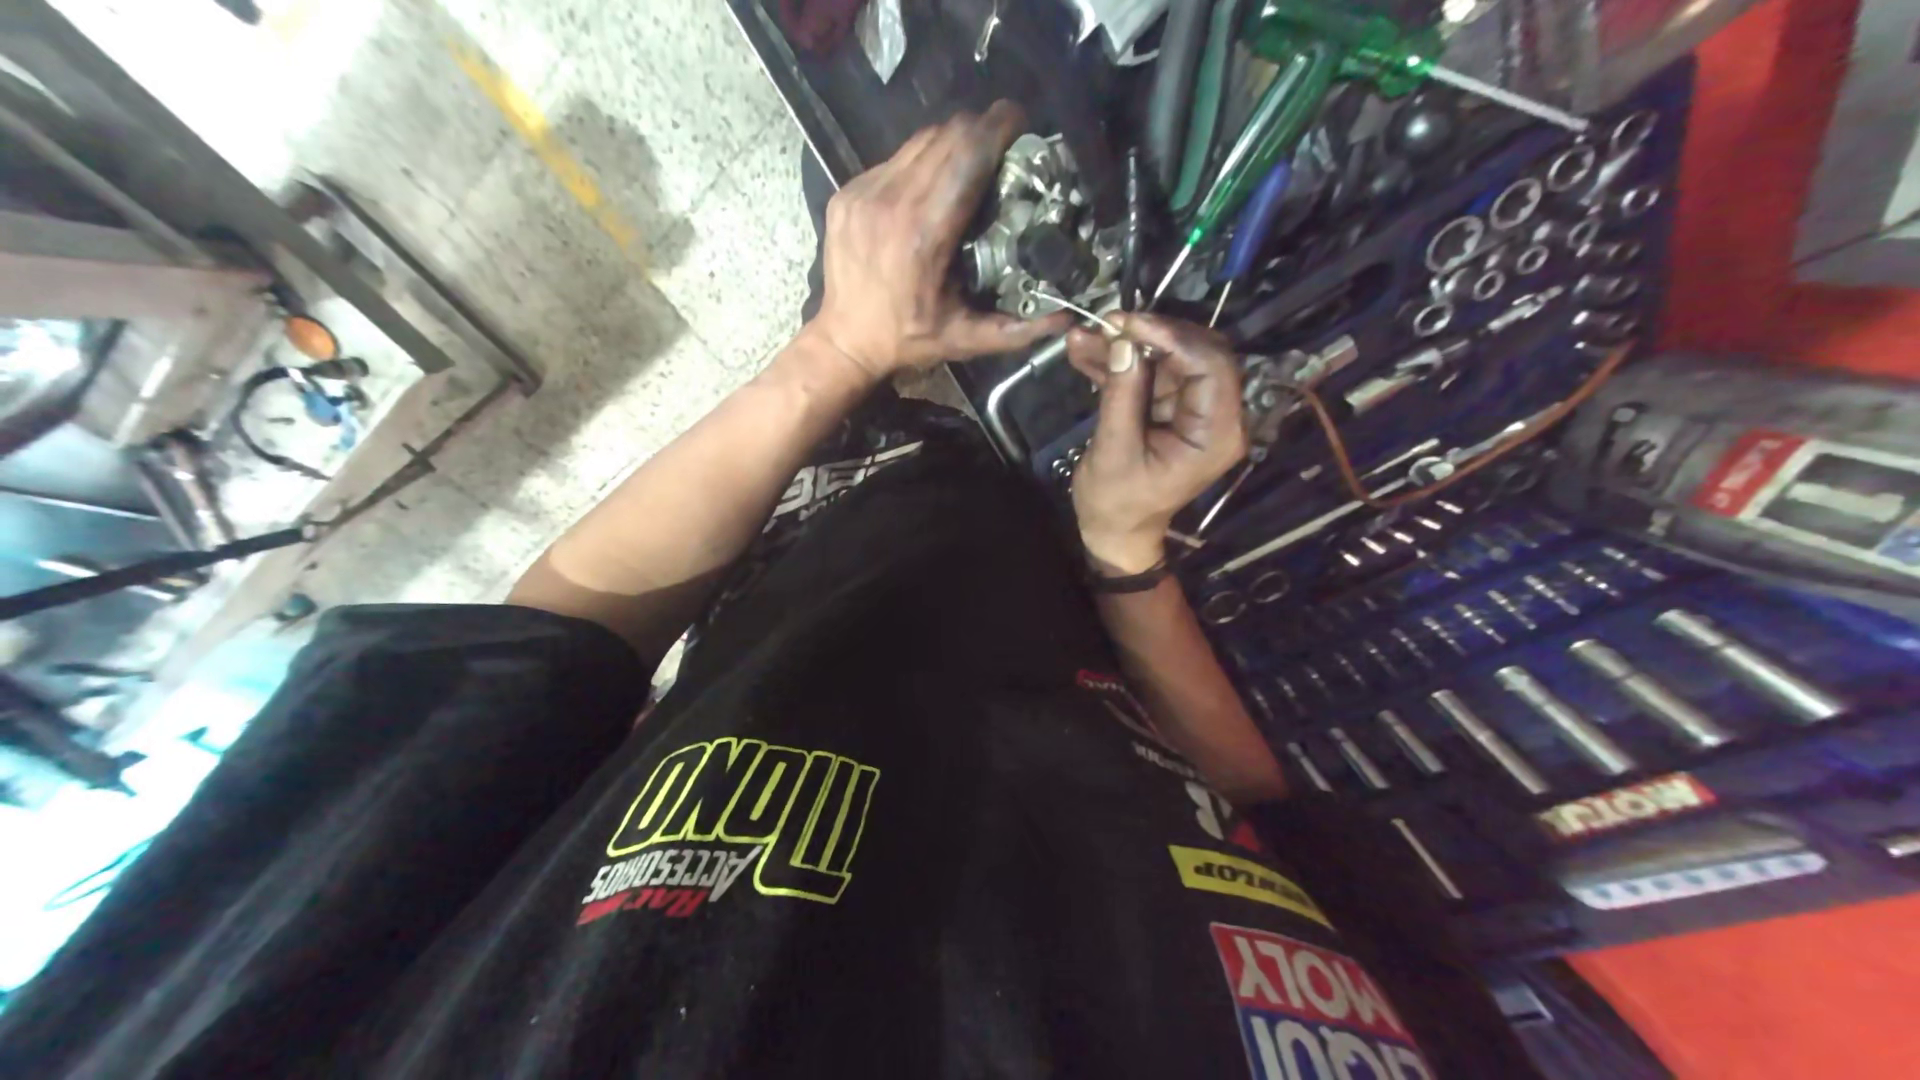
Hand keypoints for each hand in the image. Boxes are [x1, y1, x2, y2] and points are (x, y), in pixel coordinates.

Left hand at [804, 101, 1070, 379]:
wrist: (845, 341)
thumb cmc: (908, 340)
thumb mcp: (965, 340)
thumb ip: (1016, 330)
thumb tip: (1065, 320)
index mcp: (924, 235)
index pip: (967, 155)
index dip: (998, 129)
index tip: (1021, 123)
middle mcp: (891, 203)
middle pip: (946, 136)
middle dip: (979, 131)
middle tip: (1002, 144)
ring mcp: (864, 194)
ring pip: (919, 141)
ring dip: (950, 143)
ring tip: (971, 160)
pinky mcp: (848, 193)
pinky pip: (893, 159)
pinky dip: (919, 163)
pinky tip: (931, 186)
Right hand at [1068, 314, 1248, 573]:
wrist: (1115, 532)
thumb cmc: (1117, 504)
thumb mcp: (1114, 452)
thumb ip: (1121, 395)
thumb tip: (1122, 343)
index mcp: (1216, 434)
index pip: (1211, 367)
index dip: (1172, 338)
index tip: (1128, 324)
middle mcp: (1215, 416)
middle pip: (1194, 354)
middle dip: (1149, 336)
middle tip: (1106, 324)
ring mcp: (1192, 410)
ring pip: (1166, 360)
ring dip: (1125, 347)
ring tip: (1084, 337)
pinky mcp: (1169, 408)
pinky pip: (1148, 374)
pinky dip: (1119, 363)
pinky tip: (1085, 351)